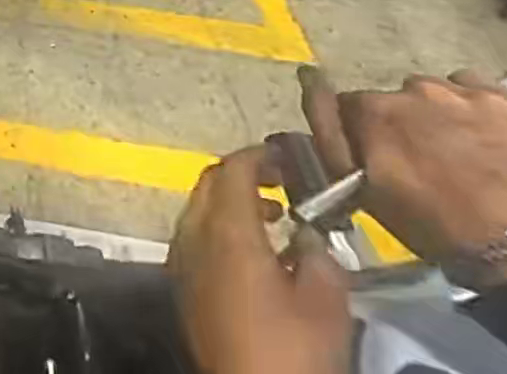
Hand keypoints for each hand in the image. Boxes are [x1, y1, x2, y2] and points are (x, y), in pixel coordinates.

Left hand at [169, 146, 349, 373]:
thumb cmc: (289, 350)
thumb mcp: (325, 303)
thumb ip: (319, 257)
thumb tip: (308, 236)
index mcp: (225, 227)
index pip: (233, 169)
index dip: (259, 156)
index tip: (285, 156)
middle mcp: (193, 230)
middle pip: (211, 182)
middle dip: (244, 174)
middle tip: (281, 183)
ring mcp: (181, 255)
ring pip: (201, 207)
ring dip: (233, 201)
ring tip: (276, 218)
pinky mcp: (181, 279)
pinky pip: (196, 233)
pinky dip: (221, 226)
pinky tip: (254, 253)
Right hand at [300, 66, 506, 269]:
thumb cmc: (437, 226)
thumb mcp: (363, 188)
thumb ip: (327, 133)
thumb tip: (308, 82)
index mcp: (373, 108)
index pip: (350, 105)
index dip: (362, 132)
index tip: (379, 158)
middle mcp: (417, 88)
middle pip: (399, 98)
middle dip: (407, 122)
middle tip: (428, 161)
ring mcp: (475, 94)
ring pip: (446, 93)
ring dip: (447, 115)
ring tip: (468, 153)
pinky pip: (493, 96)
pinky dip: (489, 114)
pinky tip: (500, 144)